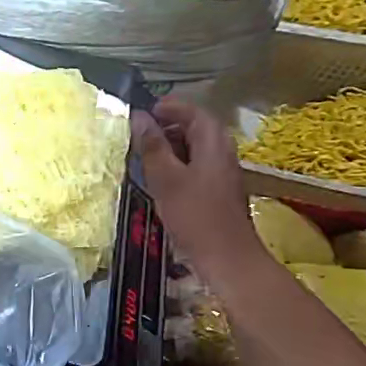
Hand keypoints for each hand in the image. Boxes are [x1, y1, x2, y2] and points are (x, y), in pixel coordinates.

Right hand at [131, 98, 262, 282]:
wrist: (227, 257)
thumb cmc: (195, 215)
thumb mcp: (166, 178)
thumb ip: (152, 146)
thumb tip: (138, 117)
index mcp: (213, 141)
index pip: (192, 111)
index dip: (167, 108)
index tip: (143, 112)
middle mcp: (222, 151)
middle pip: (195, 128)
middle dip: (167, 127)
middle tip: (139, 135)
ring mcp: (223, 172)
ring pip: (195, 150)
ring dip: (171, 149)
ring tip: (145, 157)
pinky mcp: (219, 192)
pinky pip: (197, 168)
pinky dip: (178, 167)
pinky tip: (161, 182)